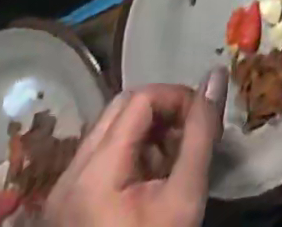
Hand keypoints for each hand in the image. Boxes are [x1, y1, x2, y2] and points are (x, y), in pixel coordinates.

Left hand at [42, 71, 225, 226]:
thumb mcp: (185, 198)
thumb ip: (201, 133)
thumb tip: (217, 75)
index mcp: (95, 169)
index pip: (140, 98)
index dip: (178, 98)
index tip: (205, 120)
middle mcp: (71, 171)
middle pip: (121, 108)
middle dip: (163, 111)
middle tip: (192, 134)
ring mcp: (64, 190)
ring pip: (110, 130)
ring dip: (149, 131)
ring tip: (176, 160)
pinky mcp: (67, 206)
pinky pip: (101, 157)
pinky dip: (132, 154)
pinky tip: (153, 181)